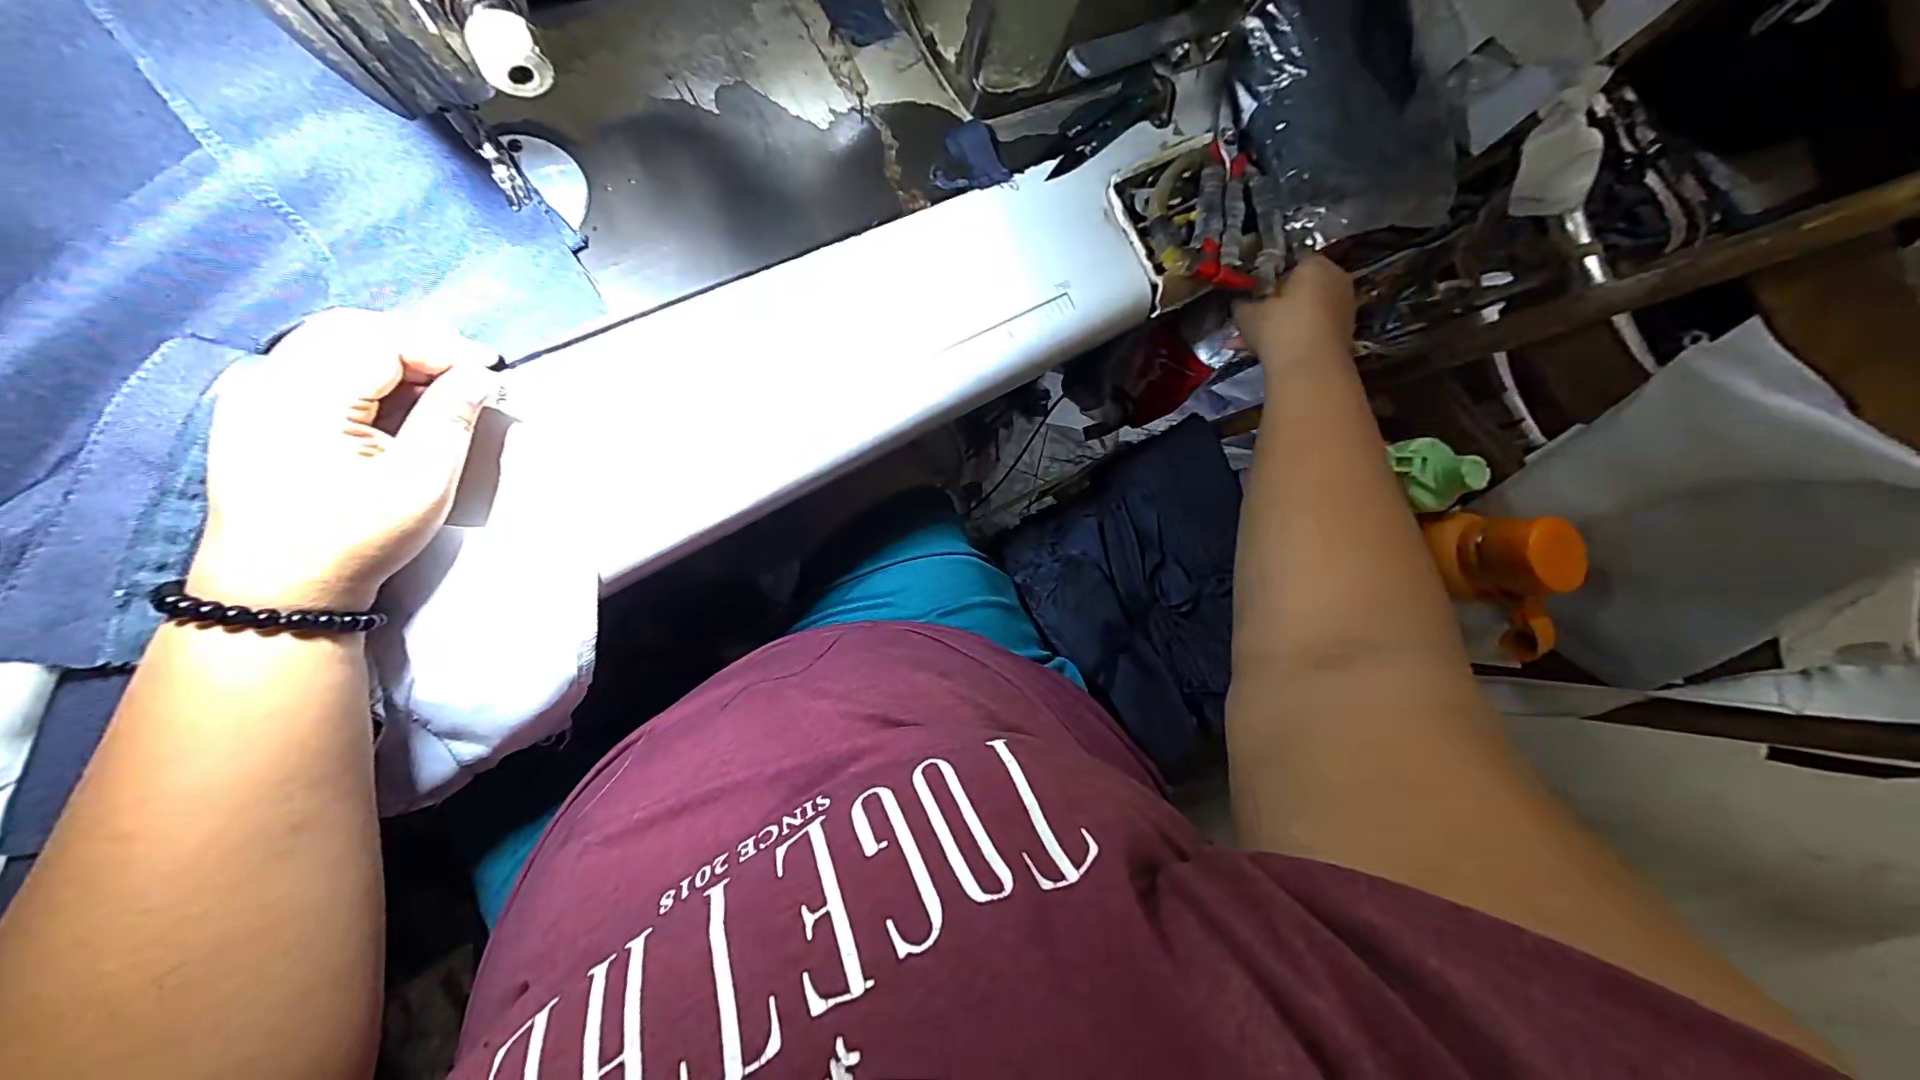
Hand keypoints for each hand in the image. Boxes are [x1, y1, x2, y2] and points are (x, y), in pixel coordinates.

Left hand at [187, 309, 499, 611]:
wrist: (279, 585)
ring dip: (397, 353)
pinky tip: (401, 395)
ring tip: (446, 383)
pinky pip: (318, 364)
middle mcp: (268, 382)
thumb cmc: (354, 539)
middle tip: (474, 370)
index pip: (384, 340)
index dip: (445, 349)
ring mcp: (256, 393)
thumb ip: (452, 418)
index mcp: (304, 398)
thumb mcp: (422, 482)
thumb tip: (480, 377)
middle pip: (354, 328)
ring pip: (335, 341)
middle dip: (422, 342)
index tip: (491, 370)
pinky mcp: (258, 408)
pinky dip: (368, 369)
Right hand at [1237, 255, 1356, 368]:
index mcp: (1316, 266)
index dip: (1271, 281)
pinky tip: (1268, 354)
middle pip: (1302, 291)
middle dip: (1277, 307)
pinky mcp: (1343, 334)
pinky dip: (1293, 339)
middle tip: (1254, 322)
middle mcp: (1336, 281)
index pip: (1292, 265)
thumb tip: (1241, 305)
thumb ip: (1243, 305)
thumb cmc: (1279, 328)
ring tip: (1252, 344)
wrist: (1310, 368)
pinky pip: (1312, 331)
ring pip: (1304, 314)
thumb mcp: (1247, 314)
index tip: (1256, 298)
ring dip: (1281, 326)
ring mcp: (1343, 309)